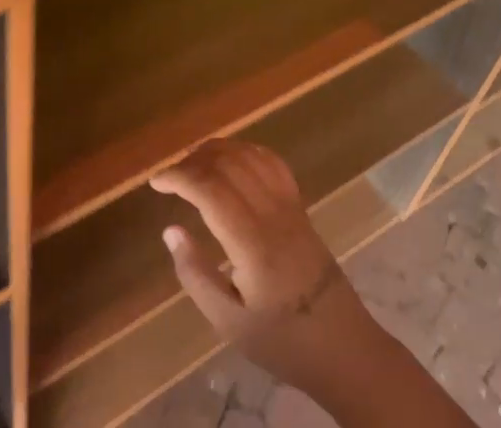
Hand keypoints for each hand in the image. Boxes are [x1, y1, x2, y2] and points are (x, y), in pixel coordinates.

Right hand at [150, 140, 392, 399]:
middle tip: (169, 178)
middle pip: (229, 164)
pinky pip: (273, 165)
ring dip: (218, 152)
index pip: (211, 189)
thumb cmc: (283, 341)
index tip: (155, 183)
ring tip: (192, 167)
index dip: (179, 177)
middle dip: (193, 161)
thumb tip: (171, 230)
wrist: (345, 349)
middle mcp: (274, 215)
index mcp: (253, 243)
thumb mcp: (228, 321)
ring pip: (251, 157)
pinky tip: (229, 164)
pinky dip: (246, 153)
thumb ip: (195, 273)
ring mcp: (292, 209)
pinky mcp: (302, 210)